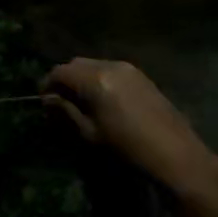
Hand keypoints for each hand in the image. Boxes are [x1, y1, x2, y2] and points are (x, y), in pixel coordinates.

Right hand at [43, 58, 217, 191]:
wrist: (174, 153)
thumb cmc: (127, 146)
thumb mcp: (89, 132)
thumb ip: (66, 111)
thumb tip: (49, 99)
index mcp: (95, 79)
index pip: (60, 71)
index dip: (47, 84)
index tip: (43, 101)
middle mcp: (111, 66)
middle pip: (77, 64)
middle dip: (64, 79)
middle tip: (59, 101)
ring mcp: (129, 69)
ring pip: (94, 65)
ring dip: (82, 78)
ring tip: (80, 101)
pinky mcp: (141, 76)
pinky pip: (111, 70)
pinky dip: (99, 79)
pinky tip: (102, 100)